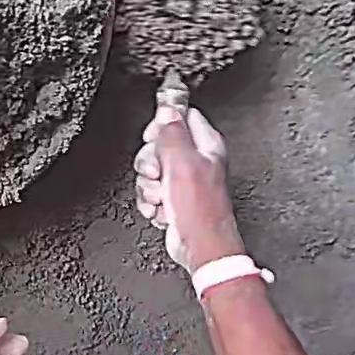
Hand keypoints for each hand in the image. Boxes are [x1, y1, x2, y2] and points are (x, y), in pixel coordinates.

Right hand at [134, 105, 245, 270]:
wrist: (199, 246)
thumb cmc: (200, 210)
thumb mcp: (182, 162)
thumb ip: (172, 131)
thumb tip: (167, 107)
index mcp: (206, 144)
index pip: (181, 116)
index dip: (161, 125)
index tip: (153, 139)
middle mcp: (197, 159)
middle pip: (159, 144)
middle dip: (149, 161)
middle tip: (157, 174)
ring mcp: (184, 179)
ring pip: (151, 169)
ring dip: (148, 185)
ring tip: (161, 197)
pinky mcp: (173, 197)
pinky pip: (150, 190)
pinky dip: (150, 201)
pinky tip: (160, 208)